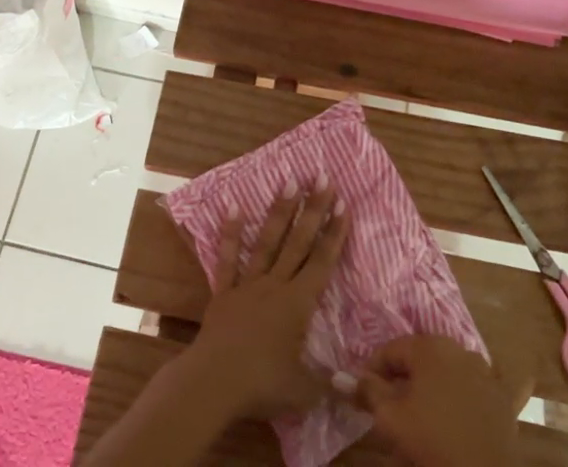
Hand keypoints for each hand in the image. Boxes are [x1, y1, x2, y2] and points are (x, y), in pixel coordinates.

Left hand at [174, 184, 350, 420]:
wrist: (213, 382)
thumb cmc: (262, 384)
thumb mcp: (304, 391)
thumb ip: (329, 385)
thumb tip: (354, 390)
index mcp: (298, 304)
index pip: (323, 262)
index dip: (335, 234)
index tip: (344, 204)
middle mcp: (275, 286)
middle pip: (298, 242)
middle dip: (313, 209)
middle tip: (322, 177)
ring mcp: (247, 285)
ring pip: (267, 242)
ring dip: (279, 212)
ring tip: (289, 182)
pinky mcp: (223, 292)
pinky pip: (228, 258)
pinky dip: (230, 234)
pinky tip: (233, 207)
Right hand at [357, 335, 516, 466]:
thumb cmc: (431, 439)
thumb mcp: (389, 417)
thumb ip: (366, 391)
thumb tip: (339, 377)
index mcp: (430, 347)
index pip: (390, 350)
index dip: (373, 371)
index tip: (365, 394)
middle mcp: (459, 350)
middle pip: (419, 358)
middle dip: (401, 378)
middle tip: (390, 406)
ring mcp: (485, 372)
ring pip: (445, 371)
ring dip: (428, 386)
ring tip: (418, 415)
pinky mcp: (501, 396)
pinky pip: (470, 387)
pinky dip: (456, 396)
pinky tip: (451, 418)